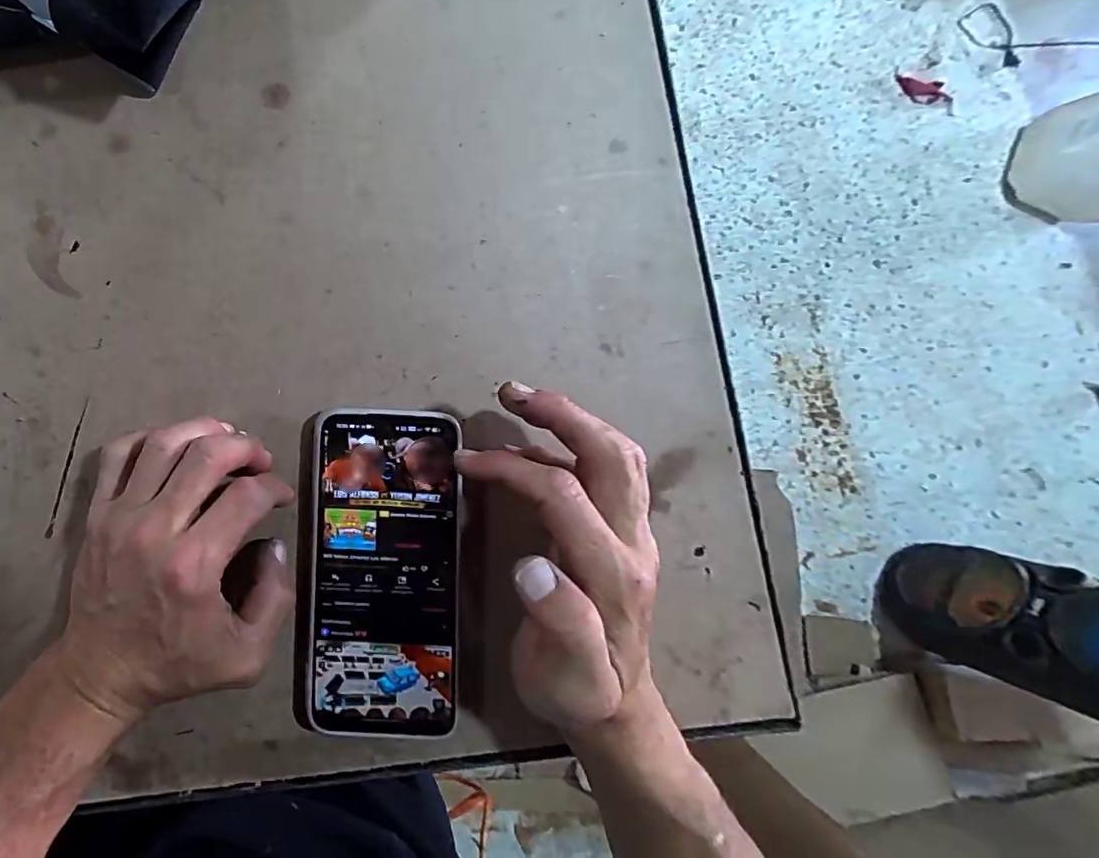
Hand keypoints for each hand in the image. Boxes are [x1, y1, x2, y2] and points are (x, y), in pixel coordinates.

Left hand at [48, 417, 294, 722]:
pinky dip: (152, 436)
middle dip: (246, 447)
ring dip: (204, 430)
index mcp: (194, 565)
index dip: (275, 487)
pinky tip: (175, 446)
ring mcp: (120, 515)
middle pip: (207, 455)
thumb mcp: (245, 657)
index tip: (282, 496)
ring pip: (165, 443)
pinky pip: (120, 452)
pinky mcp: (97, 512)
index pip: (246, 496)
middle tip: (260, 460)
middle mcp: (156, 529)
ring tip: (225, 439)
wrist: (100, 673)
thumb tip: (273, 544)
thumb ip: (275, 598)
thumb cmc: (174, 664)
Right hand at [454, 383, 662, 734]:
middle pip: (611, 457)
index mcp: (612, 573)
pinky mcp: (621, 531)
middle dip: (562, 415)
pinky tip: (529, 447)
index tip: (467, 463)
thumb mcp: (569, 676)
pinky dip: (568, 445)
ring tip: (523, 401)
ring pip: (617, 457)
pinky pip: (603, 472)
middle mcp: (631, 542)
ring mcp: (631, 533)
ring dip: (572, 419)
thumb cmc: (581, 689)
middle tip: (511, 393)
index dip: (514, 469)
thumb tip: (532, 567)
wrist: (617, 706)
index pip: (565, 495)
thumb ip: (561, 624)